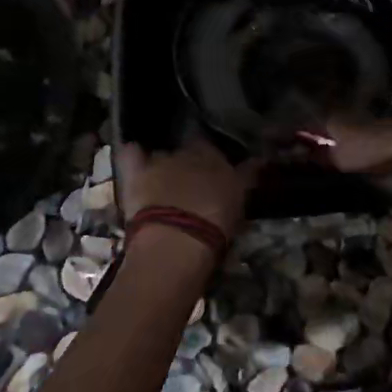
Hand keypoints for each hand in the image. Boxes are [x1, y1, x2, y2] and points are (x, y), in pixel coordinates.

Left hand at [116, 139, 259, 237]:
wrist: (177, 241)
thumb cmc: (216, 224)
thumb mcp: (240, 201)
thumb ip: (248, 177)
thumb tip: (260, 160)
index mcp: (218, 159)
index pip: (218, 151)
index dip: (216, 162)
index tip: (218, 175)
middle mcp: (189, 153)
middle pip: (190, 151)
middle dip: (191, 163)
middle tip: (193, 183)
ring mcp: (161, 161)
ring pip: (164, 154)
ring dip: (165, 164)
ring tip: (165, 180)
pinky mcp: (135, 174)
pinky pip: (131, 154)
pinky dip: (134, 153)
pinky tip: (135, 154)